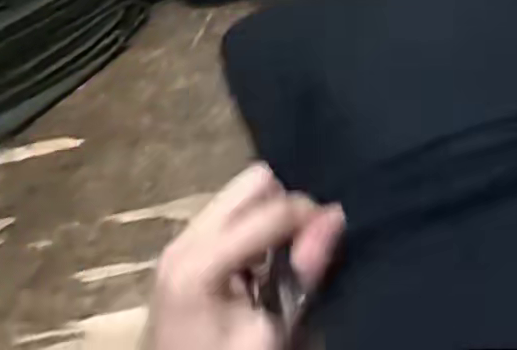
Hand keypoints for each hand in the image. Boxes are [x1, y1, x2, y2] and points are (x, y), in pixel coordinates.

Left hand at [142, 163, 345, 349]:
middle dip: (287, 206)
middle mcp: (187, 237)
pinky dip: (255, 223)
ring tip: (282, 258)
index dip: (311, 216)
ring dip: (272, 213)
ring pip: (244, 190)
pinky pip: (232, 207)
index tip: (333, 237)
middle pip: (255, 182)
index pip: (273, 209)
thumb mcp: (271, 337)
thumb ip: (304, 274)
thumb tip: (335, 217)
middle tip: (302, 246)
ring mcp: (182, 238)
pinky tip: (260, 262)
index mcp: (200, 261)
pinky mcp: (184, 244)